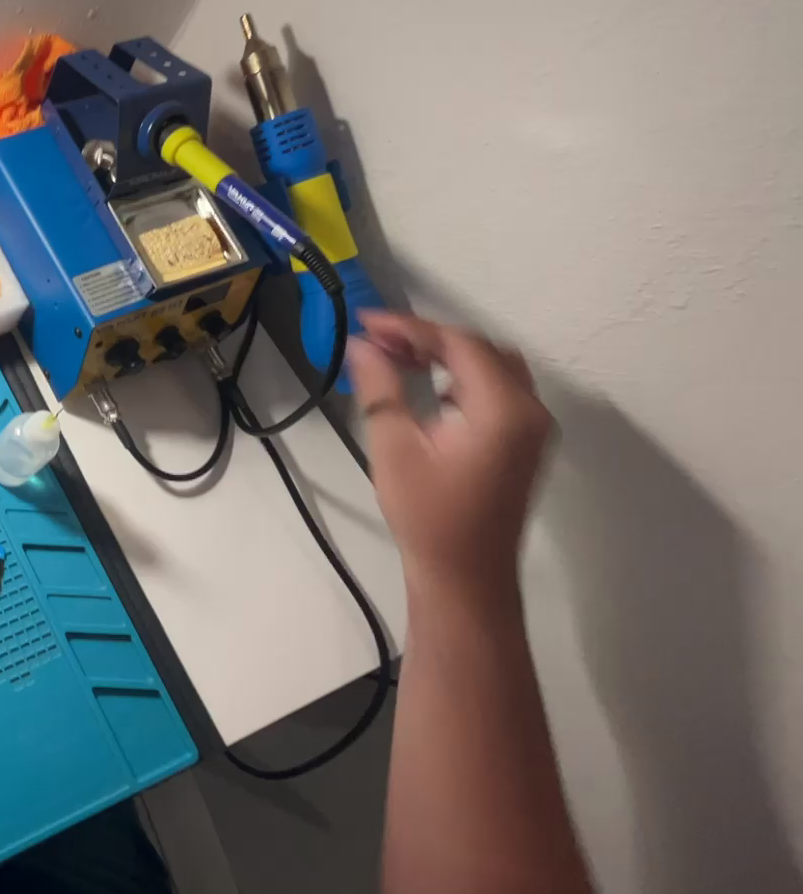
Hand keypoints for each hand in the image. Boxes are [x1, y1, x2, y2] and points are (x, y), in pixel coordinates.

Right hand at [345, 312, 551, 602]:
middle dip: (429, 336)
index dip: (410, 327)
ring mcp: (531, 427)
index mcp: (502, 410)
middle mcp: (529, 410)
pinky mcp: (521, 440)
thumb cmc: (426, 512)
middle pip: (483, 350)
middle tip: (378, 337)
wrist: (464, 570)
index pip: (459, 346)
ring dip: (446, 353)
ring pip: (494, 367)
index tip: (365, 322)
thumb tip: (362, 347)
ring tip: (395, 355)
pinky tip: (427, 383)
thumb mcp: (394, 446)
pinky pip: (497, 389)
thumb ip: (381, 389)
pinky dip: (461, 374)